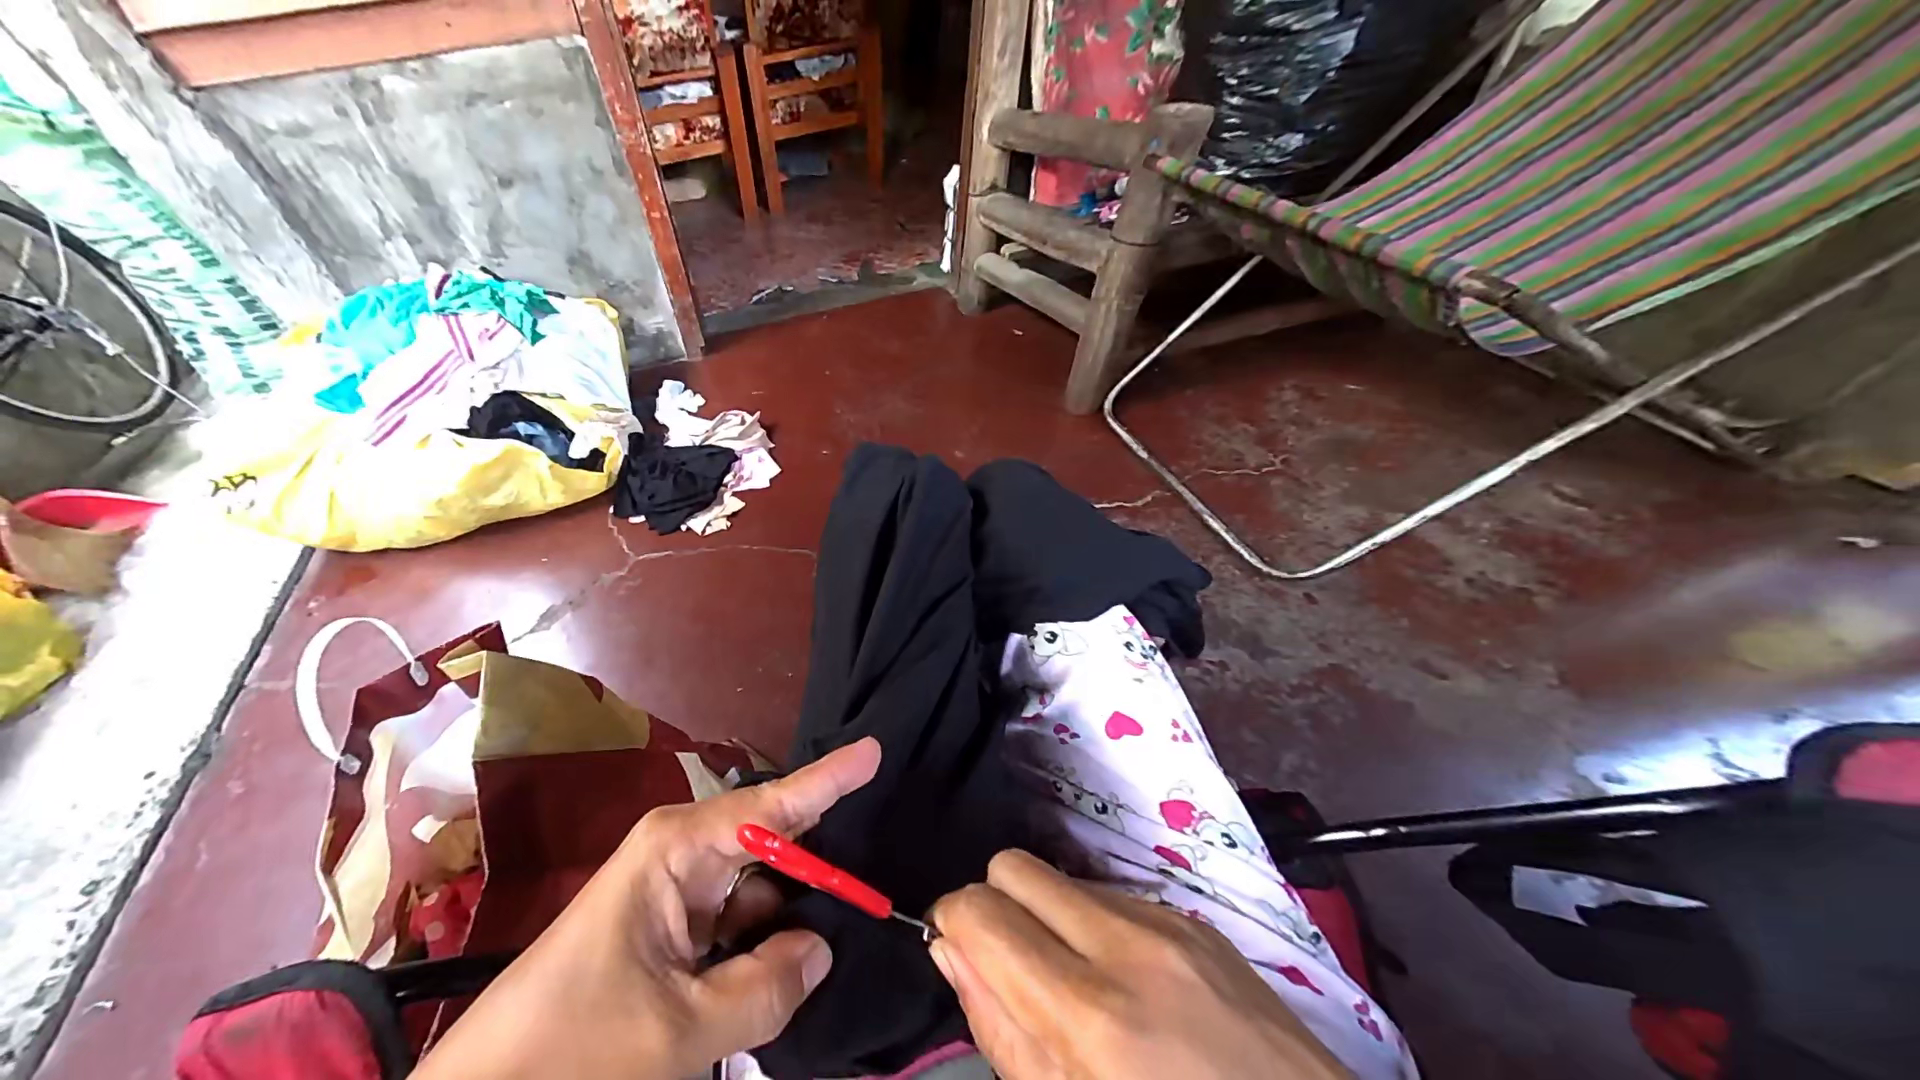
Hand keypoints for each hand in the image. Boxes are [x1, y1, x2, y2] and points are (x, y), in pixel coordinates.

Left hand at [415, 737, 881, 1079]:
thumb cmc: (572, 1052)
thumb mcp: (680, 1031)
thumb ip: (768, 986)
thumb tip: (821, 947)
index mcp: (680, 849)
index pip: (772, 805)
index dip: (828, 778)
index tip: (875, 750)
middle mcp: (684, 853)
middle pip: (774, 843)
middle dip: (821, 860)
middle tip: (875, 876)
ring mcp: (680, 890)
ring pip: (763, 889)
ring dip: (796, 913)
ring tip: (844, 931)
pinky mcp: (675, 927)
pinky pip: (742, 921)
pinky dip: (768, 942)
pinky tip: (792, 967)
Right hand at [929, 850, 1351, 1079]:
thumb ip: (1000, 1031)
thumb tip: (952, 949)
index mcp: (1091, 1015)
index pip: (981, 910)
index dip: (953, 924)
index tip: (958, 952)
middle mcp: (1128, 946)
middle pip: (1014, 866)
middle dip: (994, 903)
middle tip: (1008, 963)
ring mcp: (1169, 923)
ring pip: (1061, 875)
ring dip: (1046, 915)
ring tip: (1072, 982)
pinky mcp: (1195, 919)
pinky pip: (1111, 893)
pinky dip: (1092, 924)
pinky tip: (1121, 981)